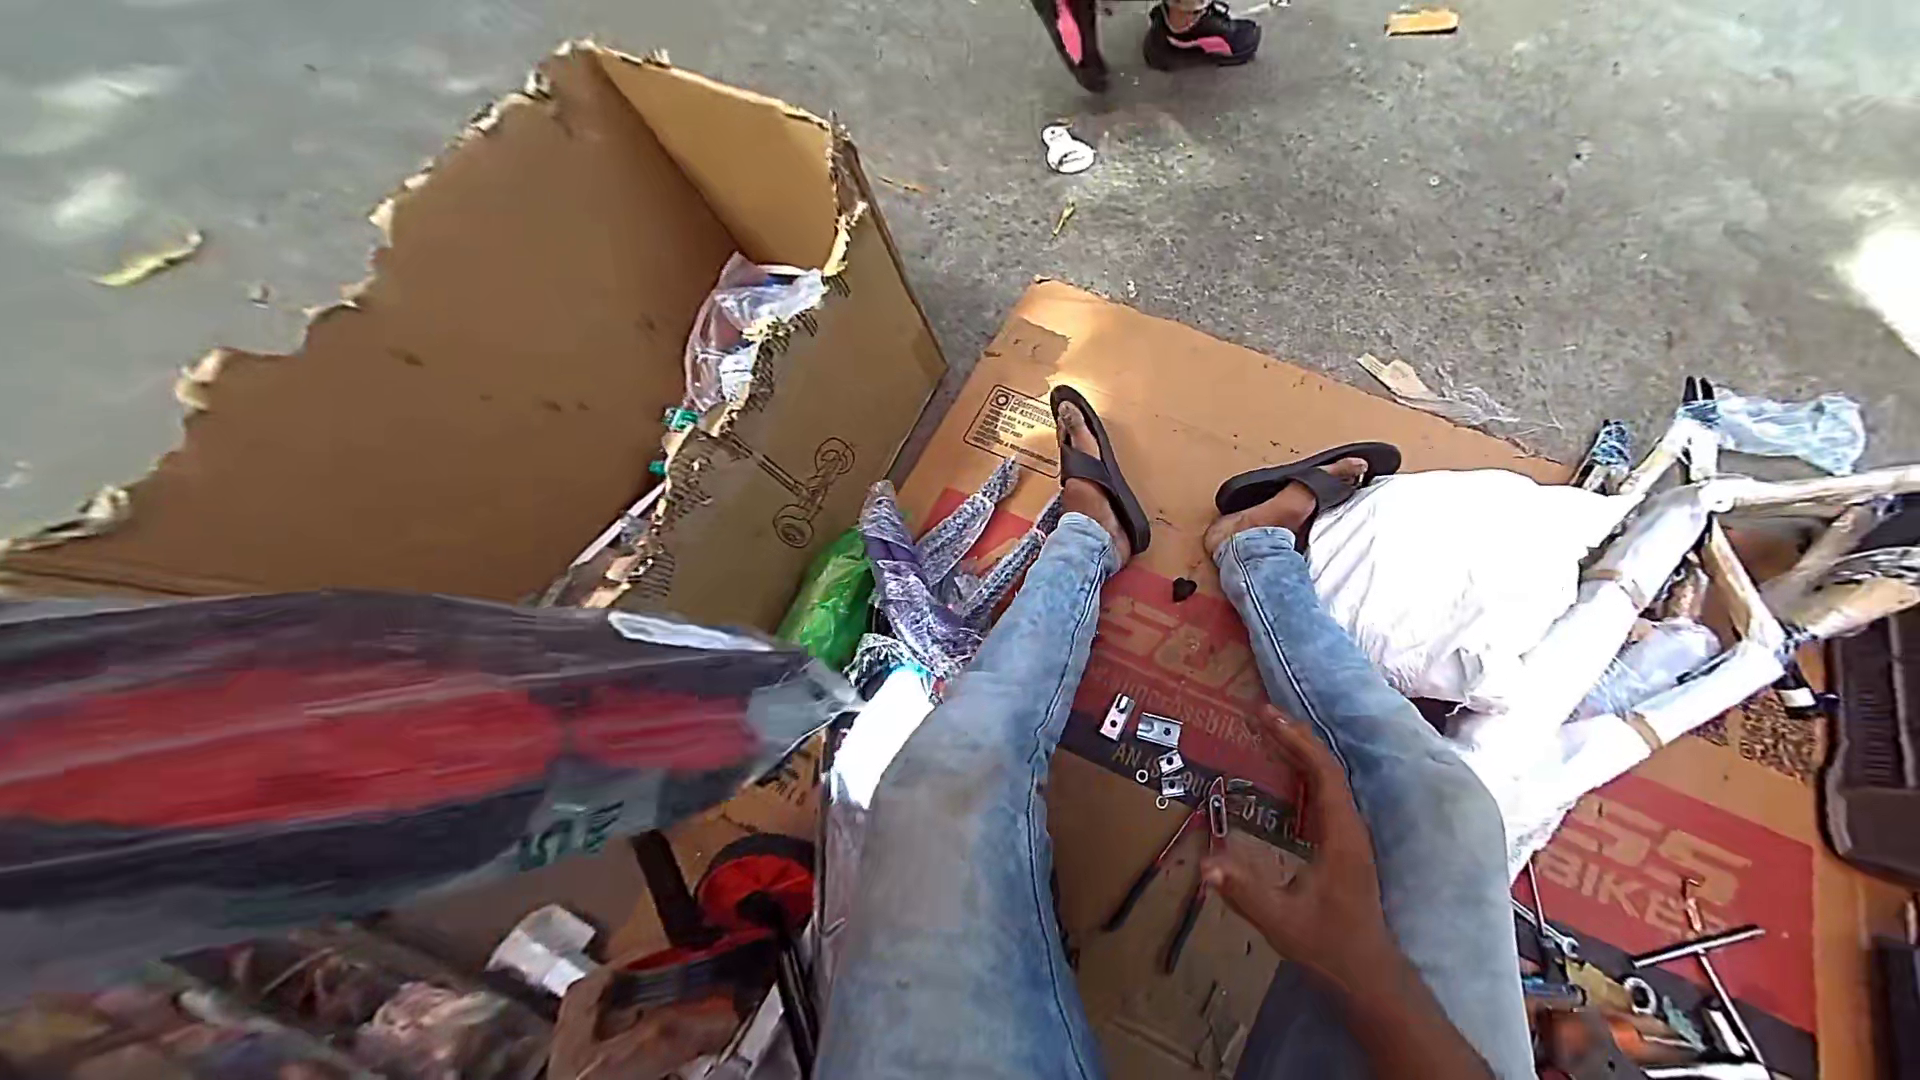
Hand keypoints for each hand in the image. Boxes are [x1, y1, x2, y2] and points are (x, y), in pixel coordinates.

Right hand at [1201, 705, 1394, 991]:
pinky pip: (1322, 789)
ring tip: (1266, 727)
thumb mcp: (1282, 921)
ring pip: (1326, 776)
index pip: (1323, 774)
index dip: (1297, 742)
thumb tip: (1204, 866)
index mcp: (1340, 836)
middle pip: (1327, 766)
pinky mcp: (1340, 839)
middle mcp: (1349, 826)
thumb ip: (1245, 893)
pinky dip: (1301, 767)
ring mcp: (1347, 832)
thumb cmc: (1329, 944)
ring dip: (1298, 747)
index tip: (1266, 717)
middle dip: (1294, 735)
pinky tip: (1279, 764)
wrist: (1368, 973)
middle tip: (1259, 711)